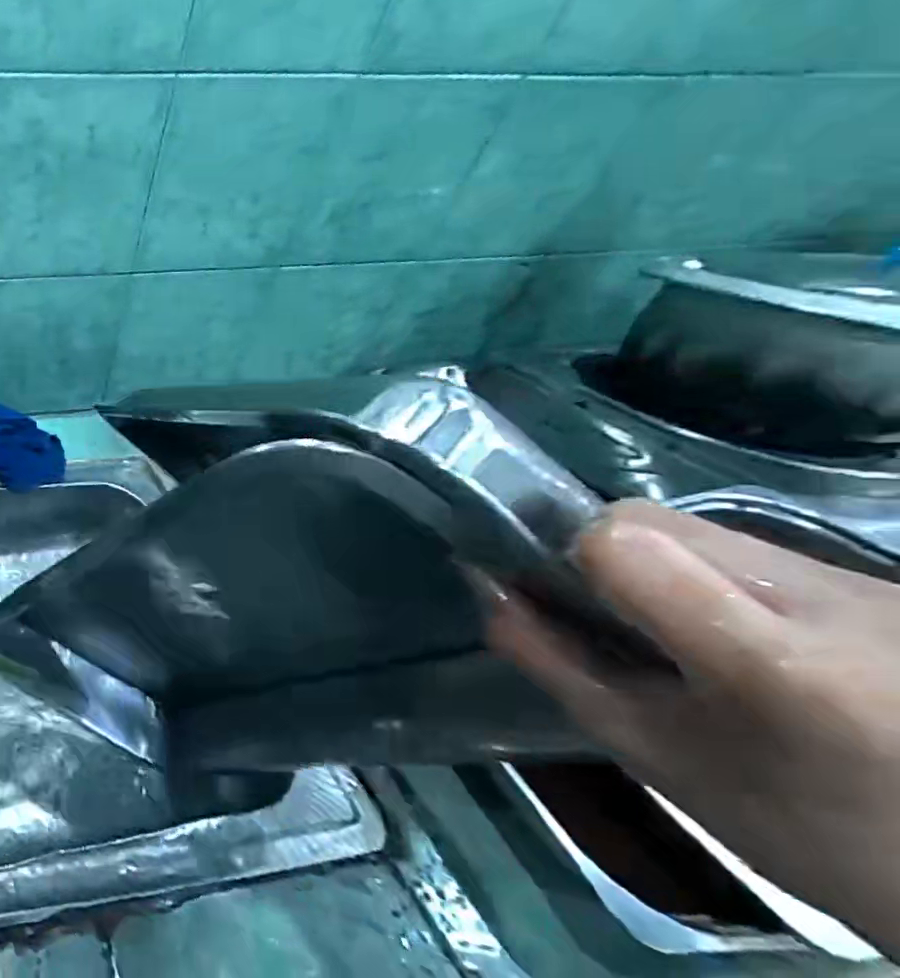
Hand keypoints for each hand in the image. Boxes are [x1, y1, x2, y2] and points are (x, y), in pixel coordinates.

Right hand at [487, 499, 899, 955]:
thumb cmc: (794, 826)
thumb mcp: (654, 754)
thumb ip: (558, 666)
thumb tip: (487, 591)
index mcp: (771, 660)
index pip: (620, 539)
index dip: (563, 556)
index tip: (547, 594)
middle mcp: (827, 598)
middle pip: (651, 522)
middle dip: (596, 552)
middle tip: (597, 613)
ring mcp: (867, 581)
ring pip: (697, 528)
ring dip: (651, 562)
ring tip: (666, 626)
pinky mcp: (883, 579)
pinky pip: (746, 546)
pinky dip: (704, 574)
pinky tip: (730, 631)